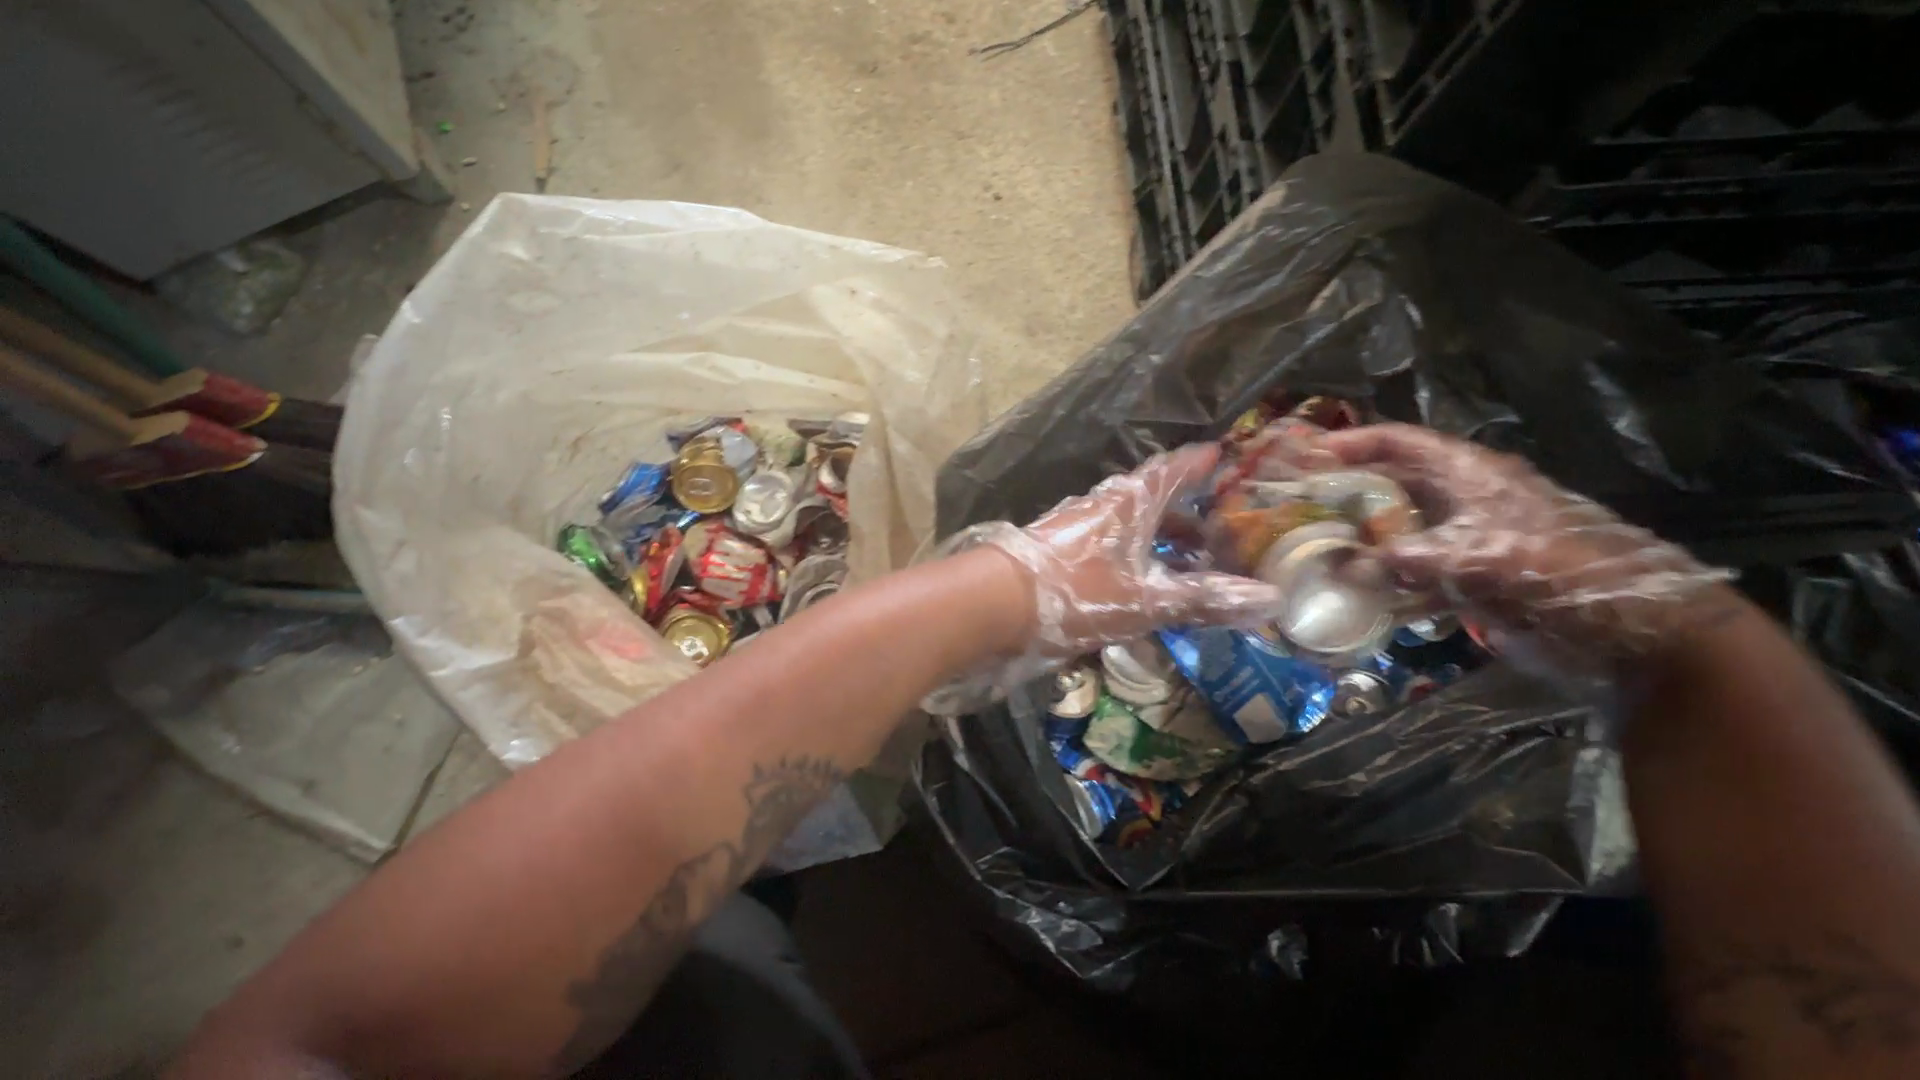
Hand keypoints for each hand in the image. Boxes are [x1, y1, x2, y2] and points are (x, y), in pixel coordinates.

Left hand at [984, 443, 1288, 657]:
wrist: (992, 603)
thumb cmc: (1075, 592)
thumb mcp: (1145, 601)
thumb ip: (1202, 600)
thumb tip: (1270, 600)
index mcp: (1129, 503)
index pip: (1171, 470)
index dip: (1197, 464)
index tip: (1221, 455)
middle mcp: (1102, 506)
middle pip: (1149, 498)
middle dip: (1182, 511)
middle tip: (1213, 529)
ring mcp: (1074, 527)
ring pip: (1125, 524)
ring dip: (1154, 537)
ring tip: (1180, 560)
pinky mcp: (1054, 550)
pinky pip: (1104, 545)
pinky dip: (1129, 556)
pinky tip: (1133, 583)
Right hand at [1317, 424, 1735, 667]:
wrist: (1632, 629)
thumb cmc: (1561, 574)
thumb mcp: (1481, 560)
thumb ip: (1408, 560)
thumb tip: (1343, 566)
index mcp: (1469, 475)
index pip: (1400, 443)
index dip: (1353, 443)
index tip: (1306, 456)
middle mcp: (1464, 499)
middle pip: (1394, 482)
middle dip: (1346, 490)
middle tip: (1299, 505)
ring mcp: (1468, 539)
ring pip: (1399, 527)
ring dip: (1359, 536)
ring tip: (1312, 546)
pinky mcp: (1472, 576)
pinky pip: (1413, 569)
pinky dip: (1382, 576)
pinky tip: (1353, 590)